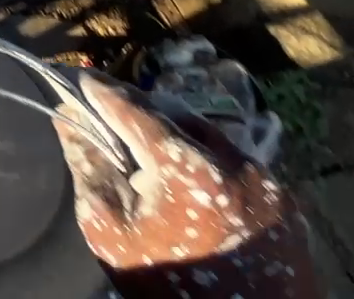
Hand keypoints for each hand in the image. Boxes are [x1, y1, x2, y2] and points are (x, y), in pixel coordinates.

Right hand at [53, 74, 317, 297]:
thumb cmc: (167, 286)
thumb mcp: (108, 228)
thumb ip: (87, 165)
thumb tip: (67, 116)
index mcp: (188, 168)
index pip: (133, 108)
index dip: (100, 89)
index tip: (78, 75)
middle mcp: (235, 164)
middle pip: (172, 112)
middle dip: (135, 107)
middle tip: (105, 110)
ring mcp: (269, 184)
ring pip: (206, 133)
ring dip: (170, 129)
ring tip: (143, 143)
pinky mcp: (286, 205)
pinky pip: (232, 160)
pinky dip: (200, 154)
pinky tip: (181, 173)